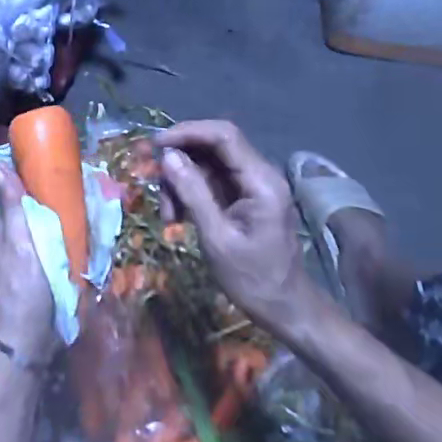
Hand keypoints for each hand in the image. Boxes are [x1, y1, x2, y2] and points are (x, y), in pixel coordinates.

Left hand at [0, 163, 59, 363]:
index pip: (4, 183)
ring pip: (37, 213)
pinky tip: (78, 219)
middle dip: (40, 181)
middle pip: (23, 197)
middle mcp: (9, 230)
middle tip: (68, 167)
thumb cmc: (24, 281)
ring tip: (78, 187)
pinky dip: (59, 221)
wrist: (32, 332)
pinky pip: (49, 231)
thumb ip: (8, 203)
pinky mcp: (41, 260)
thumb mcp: (17, 238)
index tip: (42, 151)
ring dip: (52, 201)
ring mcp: (25, 245)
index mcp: (0, 221)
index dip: (18, 165)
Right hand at [157, 121, 337, 340]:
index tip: (155, 146)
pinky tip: (178, 216)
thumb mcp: (217, 238)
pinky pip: (210, 179)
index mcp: (262, 181)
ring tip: (169, 213)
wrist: (285, 309)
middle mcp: (260, 174)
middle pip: (213, 146)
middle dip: (180, 160)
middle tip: (156, 184)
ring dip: (181, 180)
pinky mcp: (243, 196)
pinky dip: (189, 191)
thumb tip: (167, 157)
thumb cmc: (253, 279)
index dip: (187, 132)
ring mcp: (252, 184)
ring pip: (206, 163)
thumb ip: (193, 193)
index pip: (223, 136)